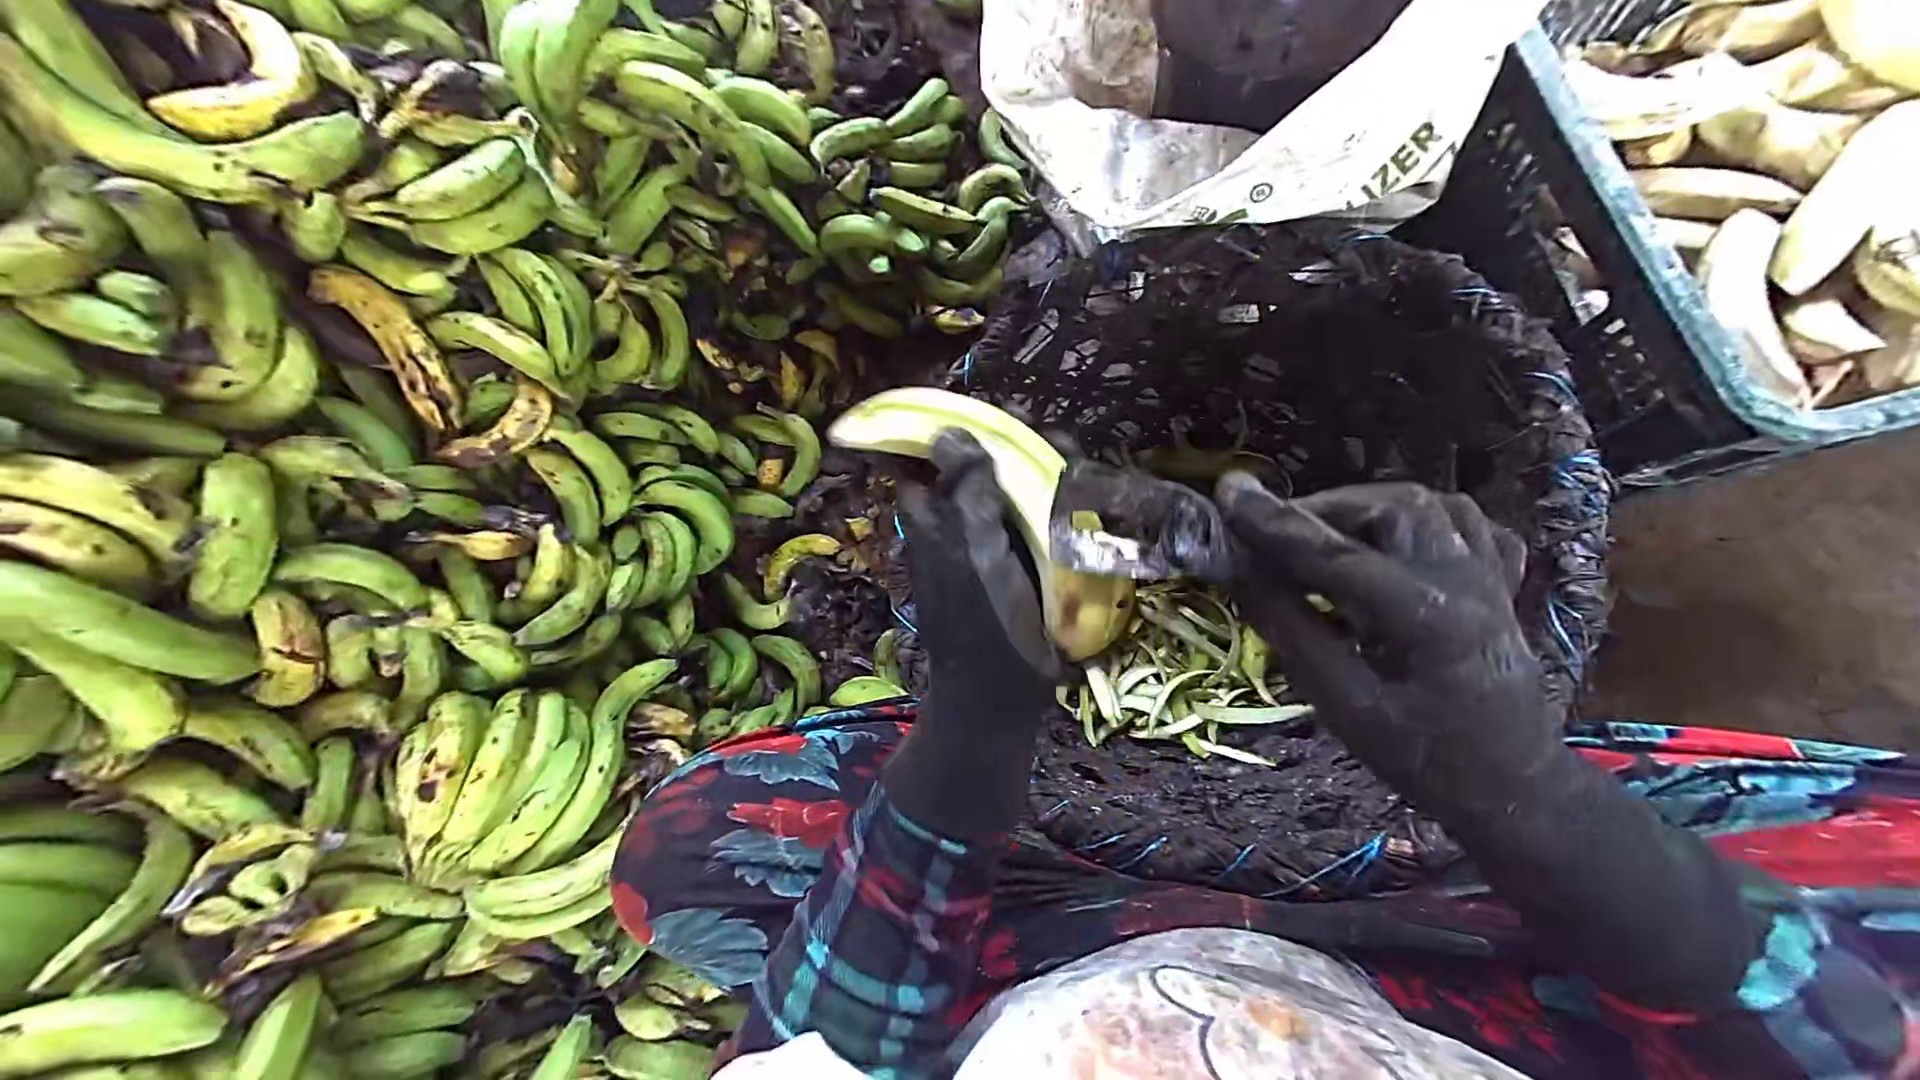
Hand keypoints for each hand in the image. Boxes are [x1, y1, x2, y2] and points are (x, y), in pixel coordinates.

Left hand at [887, 431, 1058, 838]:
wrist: (1004, 686)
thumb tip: (950, 429)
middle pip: (981, 458)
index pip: (931, 447)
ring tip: (1071, 460)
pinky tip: (1081, 492)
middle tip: (1048, 441)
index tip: (996, 417)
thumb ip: (964, 488)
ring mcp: (990, 534)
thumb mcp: (969, 548)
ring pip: (1013, 481)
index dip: (955, 424)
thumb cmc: (981, 615)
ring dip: (1041, 466)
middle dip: (1014, 441)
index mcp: (931, 510)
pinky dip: (1056, 497)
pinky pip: (1036, 511)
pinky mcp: (1020, 553)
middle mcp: (958, 515)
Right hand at [1217, 476, 1760, 1011]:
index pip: (1336, 554)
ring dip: (1362, 508)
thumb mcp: (1342, 705)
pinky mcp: (1498, 583)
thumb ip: (1292, 632)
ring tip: (1319, 534)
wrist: (1515, 790)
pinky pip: (1461, 523)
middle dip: (1319, 511)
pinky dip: (1415, 518)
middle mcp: (1468, 582)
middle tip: (1271, 534)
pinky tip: (1387, 540)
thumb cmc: (1422, 759)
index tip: (1229, 492)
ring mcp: (1491, 578)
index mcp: (1430, 620)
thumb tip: (1242, 575)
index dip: (1275, 522)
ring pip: (1426, 504)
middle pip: (1390, 508)